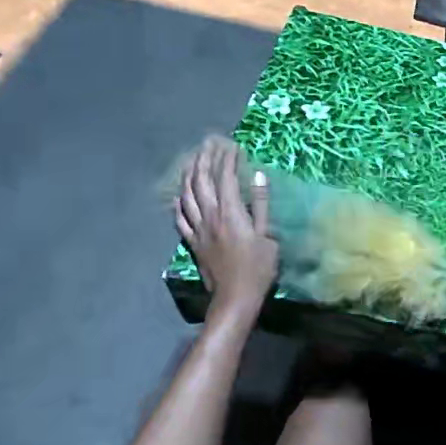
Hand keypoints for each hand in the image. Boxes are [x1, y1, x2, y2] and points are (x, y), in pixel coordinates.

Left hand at [175, 137, 277, 321]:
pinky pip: (180, 219)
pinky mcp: (192, 243)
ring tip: (192, 162)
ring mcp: (198, 229)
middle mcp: (210, 216)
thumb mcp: (267, 235)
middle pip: (202, 181)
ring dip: (189, 176)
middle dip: (205, 160)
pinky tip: (178, 196)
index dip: (228, 159)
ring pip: (187, 196)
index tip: (233, 146)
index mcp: (230, 212)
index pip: (225, 177)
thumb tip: (258, 175)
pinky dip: (178, 204)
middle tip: (209, 145)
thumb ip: (260, 204)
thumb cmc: (258, 268)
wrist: (234, 299)